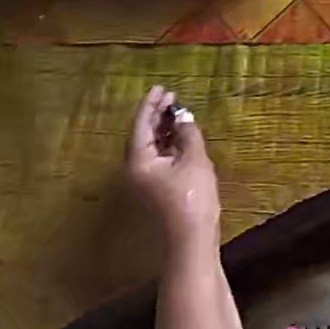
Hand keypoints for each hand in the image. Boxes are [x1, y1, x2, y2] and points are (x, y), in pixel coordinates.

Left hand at [127, 86, 220, 255]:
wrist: (193, 240)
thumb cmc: (192, 197)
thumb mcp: (193, 159)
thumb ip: (187, 133)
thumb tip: (183, 117)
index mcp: (138, 160)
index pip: (141, 124)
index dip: (151, 104)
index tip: (161, 88)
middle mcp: (136, 168)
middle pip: (143, 134)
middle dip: (157, 114)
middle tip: (171, 97)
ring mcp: (145, 179)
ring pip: (151, 145)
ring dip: (163, 128)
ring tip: (177, 111)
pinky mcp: (157, 187)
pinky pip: (158, 157)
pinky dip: (168, 143)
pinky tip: (180, 135)